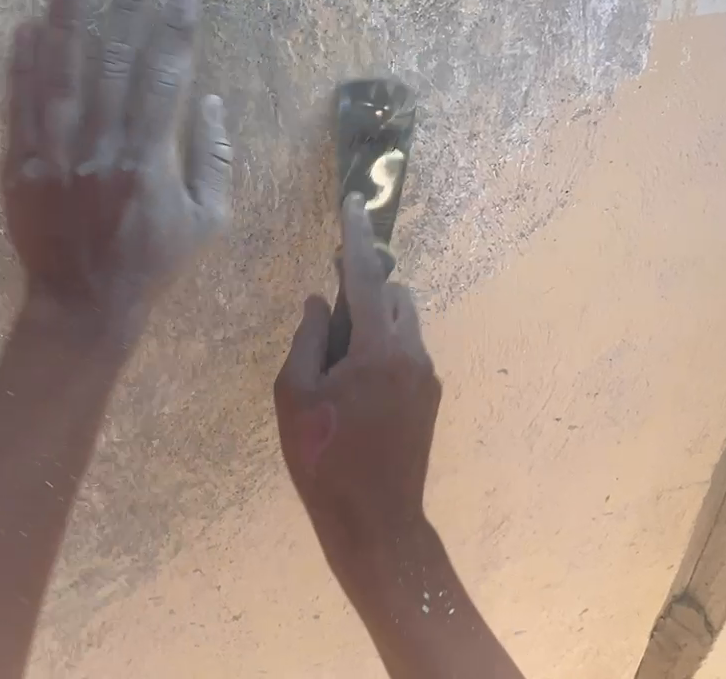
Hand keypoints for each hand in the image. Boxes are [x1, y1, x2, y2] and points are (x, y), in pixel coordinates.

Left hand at [1, 0, 233, 349]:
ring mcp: (54, 156)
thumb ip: (215, 160)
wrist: (82, 305)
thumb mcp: (207, 222)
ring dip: (67, 17)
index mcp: (149, 163)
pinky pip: (18, 108)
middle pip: (114, 64)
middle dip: (128, 5)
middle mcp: (101, 151)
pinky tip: (26, 24)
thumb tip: (210, 101)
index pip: (164, 80)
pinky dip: (21, 65)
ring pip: (60, 75)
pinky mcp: (19, 167)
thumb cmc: (152, 262)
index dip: (175, 30)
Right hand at [275, 194, 441, 565]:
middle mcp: (412, 352)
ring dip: (375, 320)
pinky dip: (383, 346)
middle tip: (330, 313)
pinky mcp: (430, 397)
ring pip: (404, 322)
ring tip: (339, 361)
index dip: (358, 236)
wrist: (375, 524)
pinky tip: (356, 387)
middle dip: (366, 287)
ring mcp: (427, 376)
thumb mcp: (295, 395)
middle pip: (396, 293)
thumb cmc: (323, 457)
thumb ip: (308, 339)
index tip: (355, 202)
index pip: (368, 276)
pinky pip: (407, 350)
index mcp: (377, 347)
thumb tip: (320, 301)